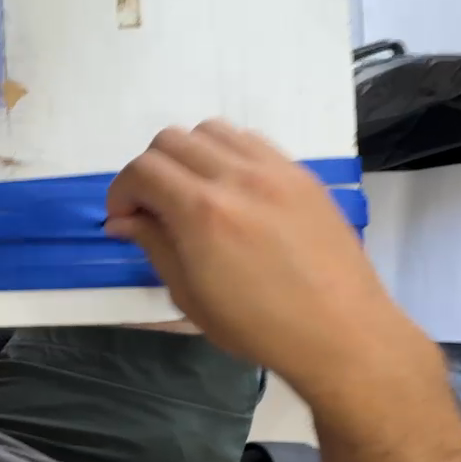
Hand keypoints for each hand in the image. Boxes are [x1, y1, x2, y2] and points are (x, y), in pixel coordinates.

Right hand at [105, 121, 439, 404]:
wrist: (339, 331)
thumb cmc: (254, 325)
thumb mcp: (188, 294)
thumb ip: (153, 244)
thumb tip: (122, 221)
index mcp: (202, 213)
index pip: (142, 170)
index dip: (121, 192)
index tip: (124, 220)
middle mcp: (236, 177)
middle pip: (170, 140)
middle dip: (148, 171)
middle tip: (152, 208)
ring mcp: (273, 169)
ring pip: (209, 130)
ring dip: (186, 155)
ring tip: (190, 193)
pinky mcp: (300, 173)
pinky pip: (249, 140)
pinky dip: (224, 154)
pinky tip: (229, 190)